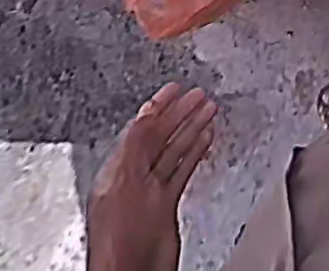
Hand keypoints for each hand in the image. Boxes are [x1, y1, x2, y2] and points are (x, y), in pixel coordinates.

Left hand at [87, 84, 216, 270]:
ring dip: (191, 127)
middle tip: (198, 94)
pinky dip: (195, 152)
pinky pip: (182, 169)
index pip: (141, 128)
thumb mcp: (126, 185)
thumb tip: (145, 115)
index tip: (175, 87)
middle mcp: (135, 177)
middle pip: (161, 136)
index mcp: (119, 170)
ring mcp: (151, 192)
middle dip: (180, 112)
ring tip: (208, 108)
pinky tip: (205, 139)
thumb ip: (136, 148)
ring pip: (174, 150)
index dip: (159, 105)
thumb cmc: (120, 241)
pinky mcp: (166, 205)